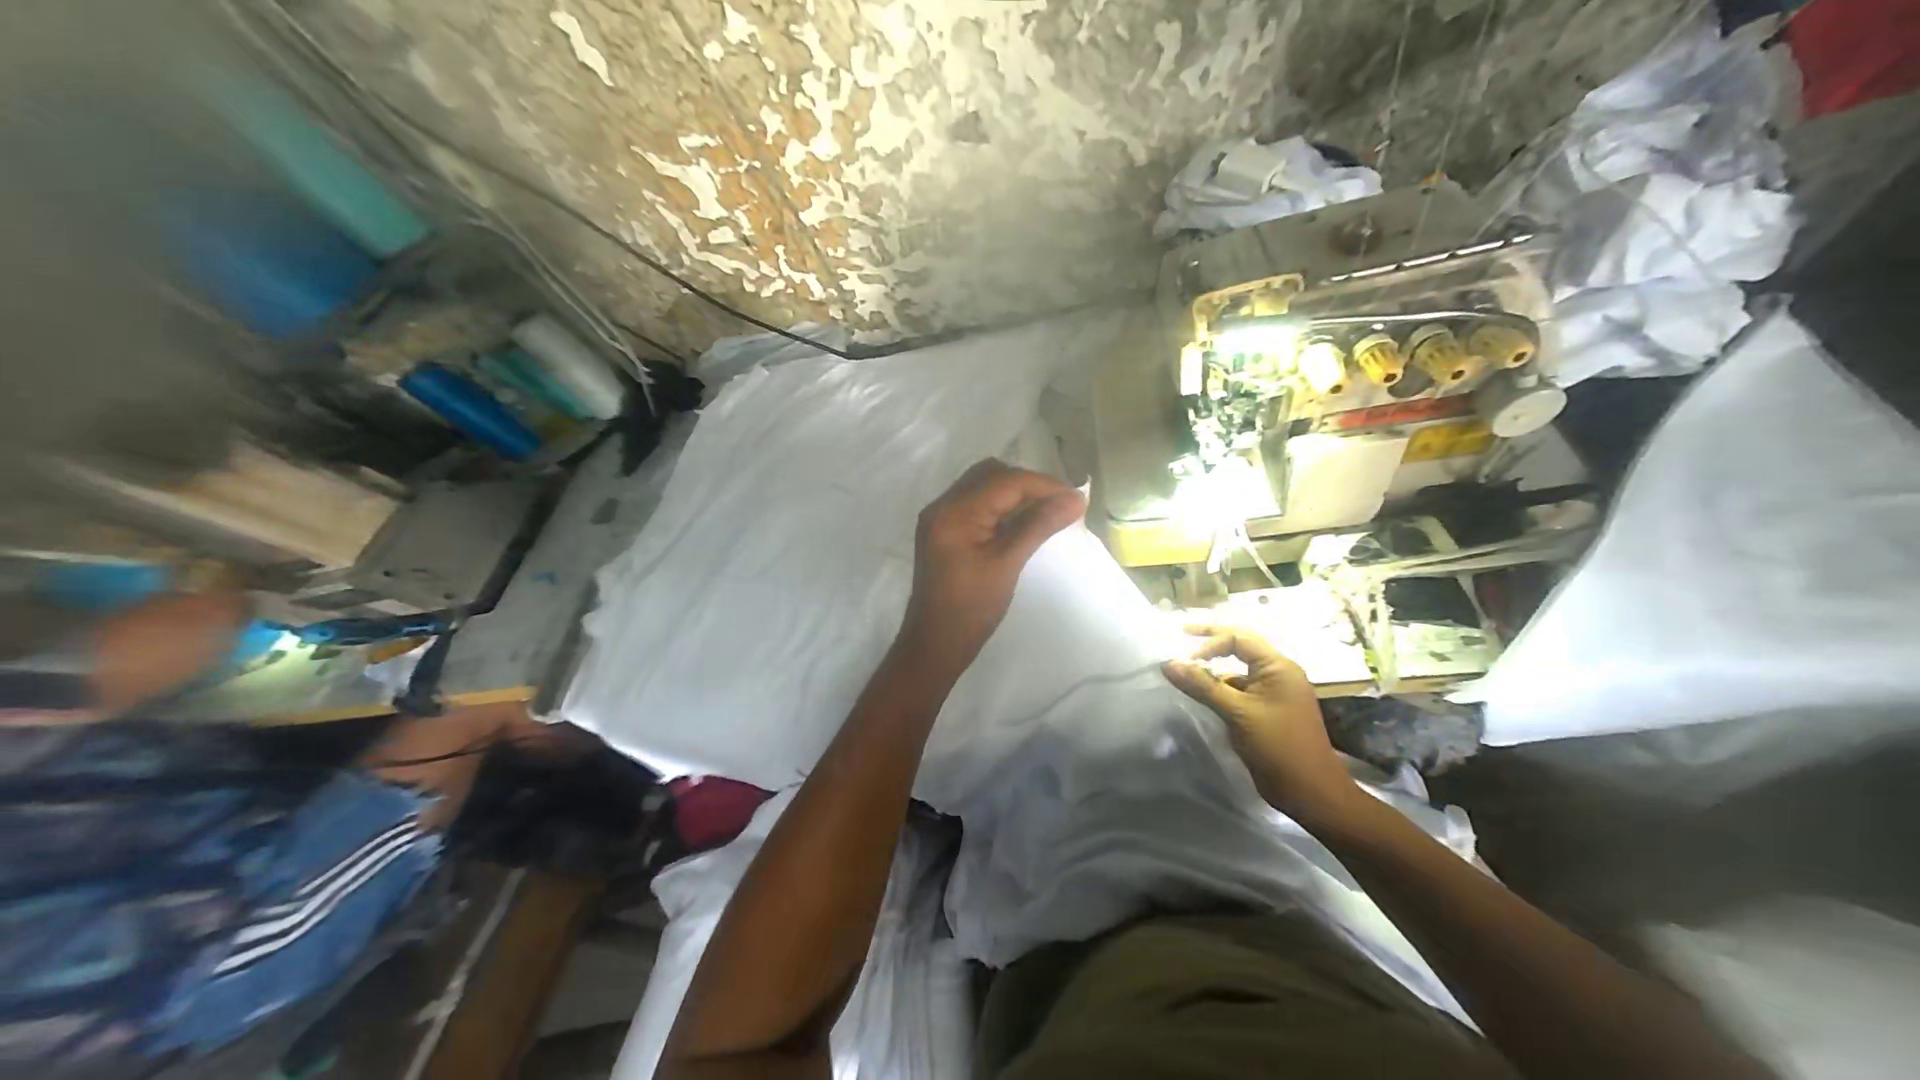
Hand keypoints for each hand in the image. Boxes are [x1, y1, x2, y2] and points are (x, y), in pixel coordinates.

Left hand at [896, 459, 1085, 677]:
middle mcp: (942, 506)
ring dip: (1017, 494)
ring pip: (984, 487)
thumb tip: (1075, 498)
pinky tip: (1024, 524)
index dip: (1044, 485)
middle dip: (1029, 485)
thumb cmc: (971, 608)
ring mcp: (941, 518)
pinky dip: (1002, 507)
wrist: (935, 644)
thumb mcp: (1007, 563)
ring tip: (1047, 512)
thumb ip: (1039, 525)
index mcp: (954, 511)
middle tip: (1061, 505)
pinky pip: (977, 505)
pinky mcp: (945, 532)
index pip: (1005, 481)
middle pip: (992, 475)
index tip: (1077, 499)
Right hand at [1162, 626, 1358, 824]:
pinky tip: (1205, 699)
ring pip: (1238, 672)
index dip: (1209, 643)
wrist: (1310, 792)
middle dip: (1212, 642)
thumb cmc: (1278, 746)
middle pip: (1241, 647)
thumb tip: (1168, 664)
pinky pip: (1241, 691)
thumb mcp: (1237, 713)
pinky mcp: (1268, 713)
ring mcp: (1274, 694)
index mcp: (1278, 667)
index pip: (1239, 638)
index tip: (1184, 661)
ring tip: (1187, 675)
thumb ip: (1203, 686)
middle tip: (1183, 634)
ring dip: (1214, 670)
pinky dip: (1221, 690)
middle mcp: (1278, 674)